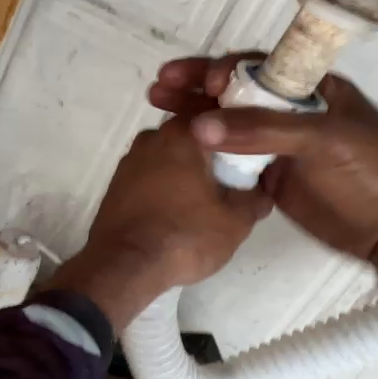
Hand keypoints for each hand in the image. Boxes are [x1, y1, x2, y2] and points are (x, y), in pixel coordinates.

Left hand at [48, 115, 271, 326]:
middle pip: (193, 134)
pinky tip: (178, 206)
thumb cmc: (184, 236)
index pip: (219, 112)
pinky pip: (151, 173)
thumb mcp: (236, 221)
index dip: (240, 128)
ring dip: (188, 169)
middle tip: (234, 178)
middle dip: (213, 152)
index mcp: (183, 133)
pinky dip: (166, 183)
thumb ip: (255, 197)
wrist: (123, 266)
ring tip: (208, 197)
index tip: (253, 149)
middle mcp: (152, 136)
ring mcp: (130, 159)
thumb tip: (261, 189)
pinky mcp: (117, 182)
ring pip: (170, 154)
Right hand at [149, 55, 377, 310]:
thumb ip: (262, 129)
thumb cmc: (375, 171)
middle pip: (234, 91)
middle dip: (196, 85)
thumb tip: (198, 126)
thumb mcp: (324, 139)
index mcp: (313, 89)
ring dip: (192, 114)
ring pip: (226, 122)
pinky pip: (228, 156)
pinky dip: (202, 149)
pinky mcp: (268, 176)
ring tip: (156, 108)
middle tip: (159, 87)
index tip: (201, 82)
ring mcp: (277, 144)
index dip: (225, 68)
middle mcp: (291, 111)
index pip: (260, 67)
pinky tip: (175, 146)